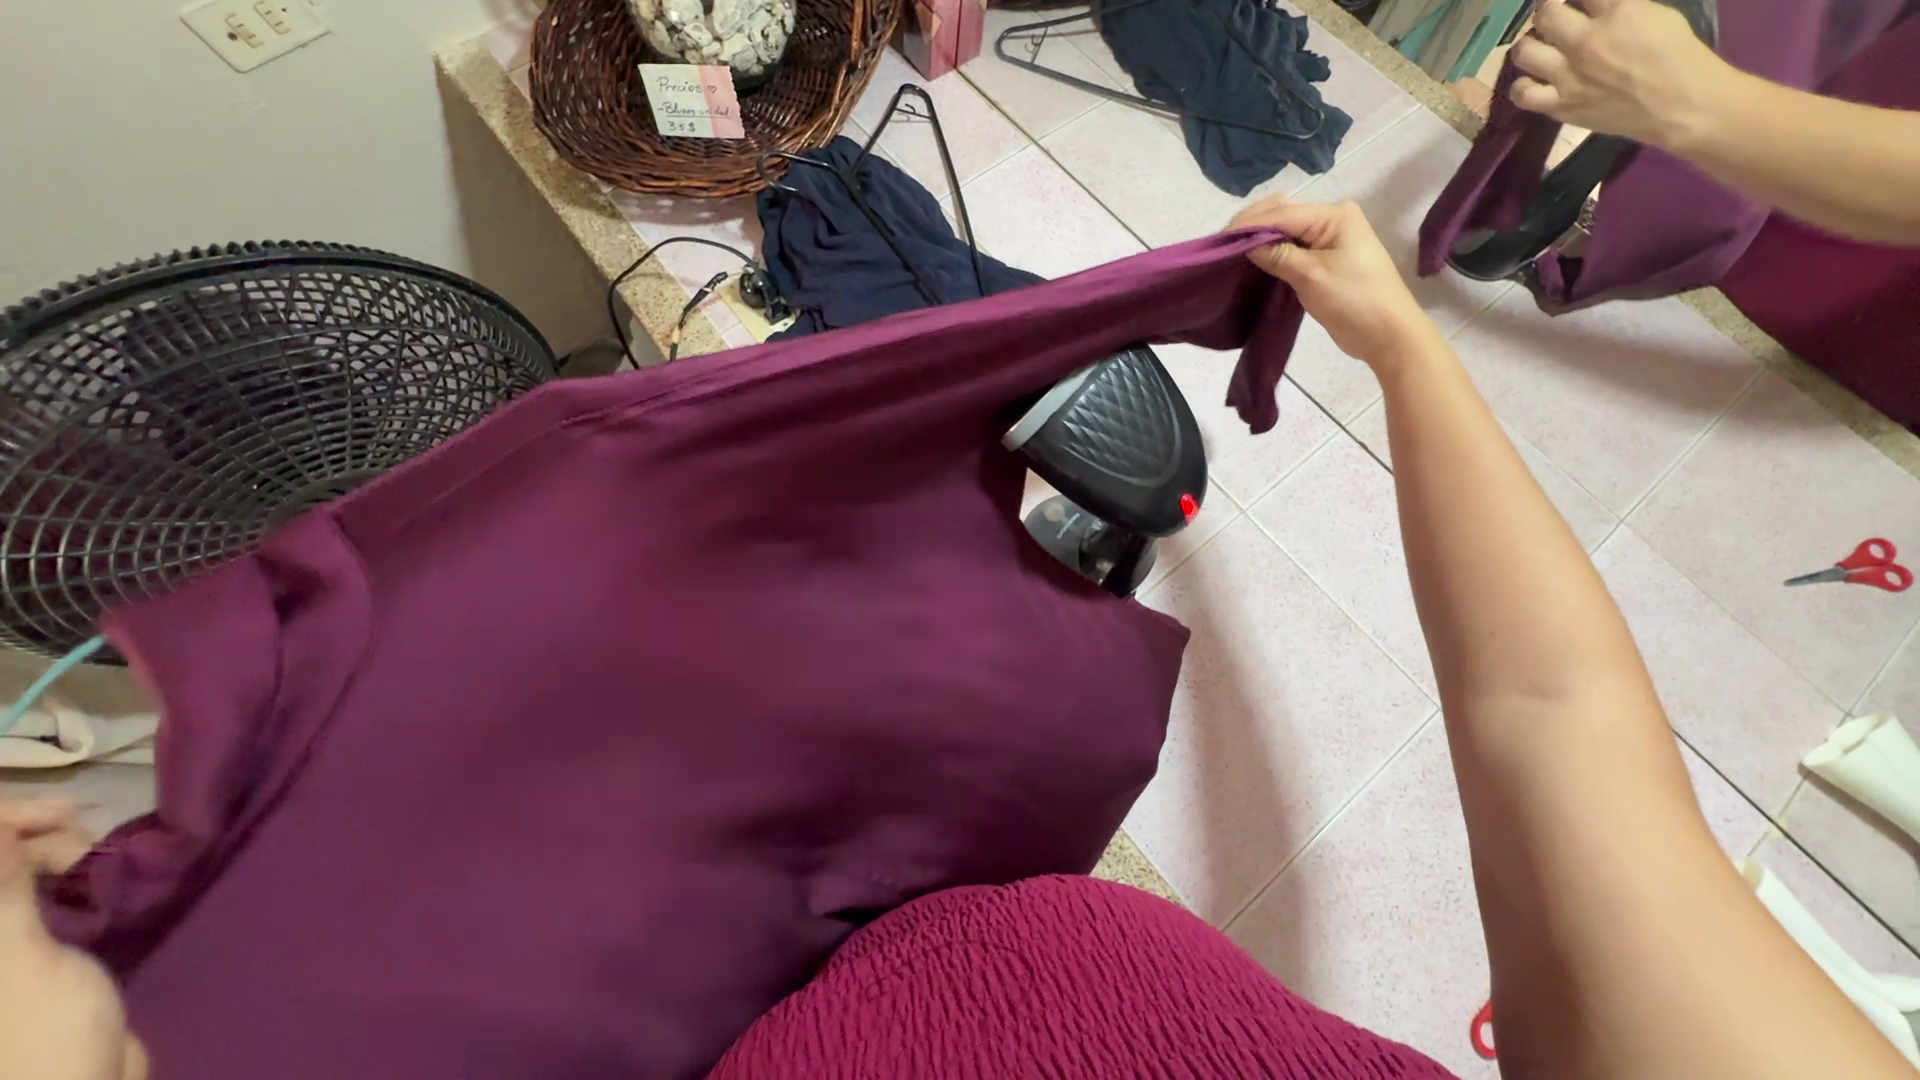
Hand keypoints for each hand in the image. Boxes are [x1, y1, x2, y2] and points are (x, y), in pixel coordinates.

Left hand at [0, 800, 143, 1079]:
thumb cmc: (33, 1036)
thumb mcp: (14, 962)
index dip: (2, 820)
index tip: (63, 811)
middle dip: (27, 833)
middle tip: (84, 833)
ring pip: (5, 873)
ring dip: (45, 851)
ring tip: (93, 856)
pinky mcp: (14, 955)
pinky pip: (22, 897)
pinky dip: (55, 876)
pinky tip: (89, 875)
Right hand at [1230, 197, 1439, 369]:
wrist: (1387, 334)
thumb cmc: (1354, 300)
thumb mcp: (1311, 276)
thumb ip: (1277, 255)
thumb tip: (1244, 244)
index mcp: (1334, 215)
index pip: (1281, 213)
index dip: (1247, 224)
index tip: (1217, 241)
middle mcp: (1331, 220)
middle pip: (1282, 214)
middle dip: (1251, 227)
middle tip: (1220, 248)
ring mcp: (1328, 240)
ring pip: (1284, 231)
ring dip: (1259, 240)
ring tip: (1230, 254)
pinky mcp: (1324, 260)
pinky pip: (1291, 248)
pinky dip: (1270, 252)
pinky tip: (1252, 262)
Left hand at [1509, 0, 1733, 149]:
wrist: (1676, 102)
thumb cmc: (1674, 53)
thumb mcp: (1653, 12)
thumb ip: (1619, 5)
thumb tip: (1592, 5)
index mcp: (1617, 10)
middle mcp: (1585, 40)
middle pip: (1545, 15)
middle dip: (1545, 9)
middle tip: (1551, 16)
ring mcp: (1566, 75)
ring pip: (1524, 52)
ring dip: (1527, 44)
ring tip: (1537, 45)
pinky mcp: (1558, 105)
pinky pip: (1522, 94)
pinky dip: (1521, 85)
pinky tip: (1530, 81)